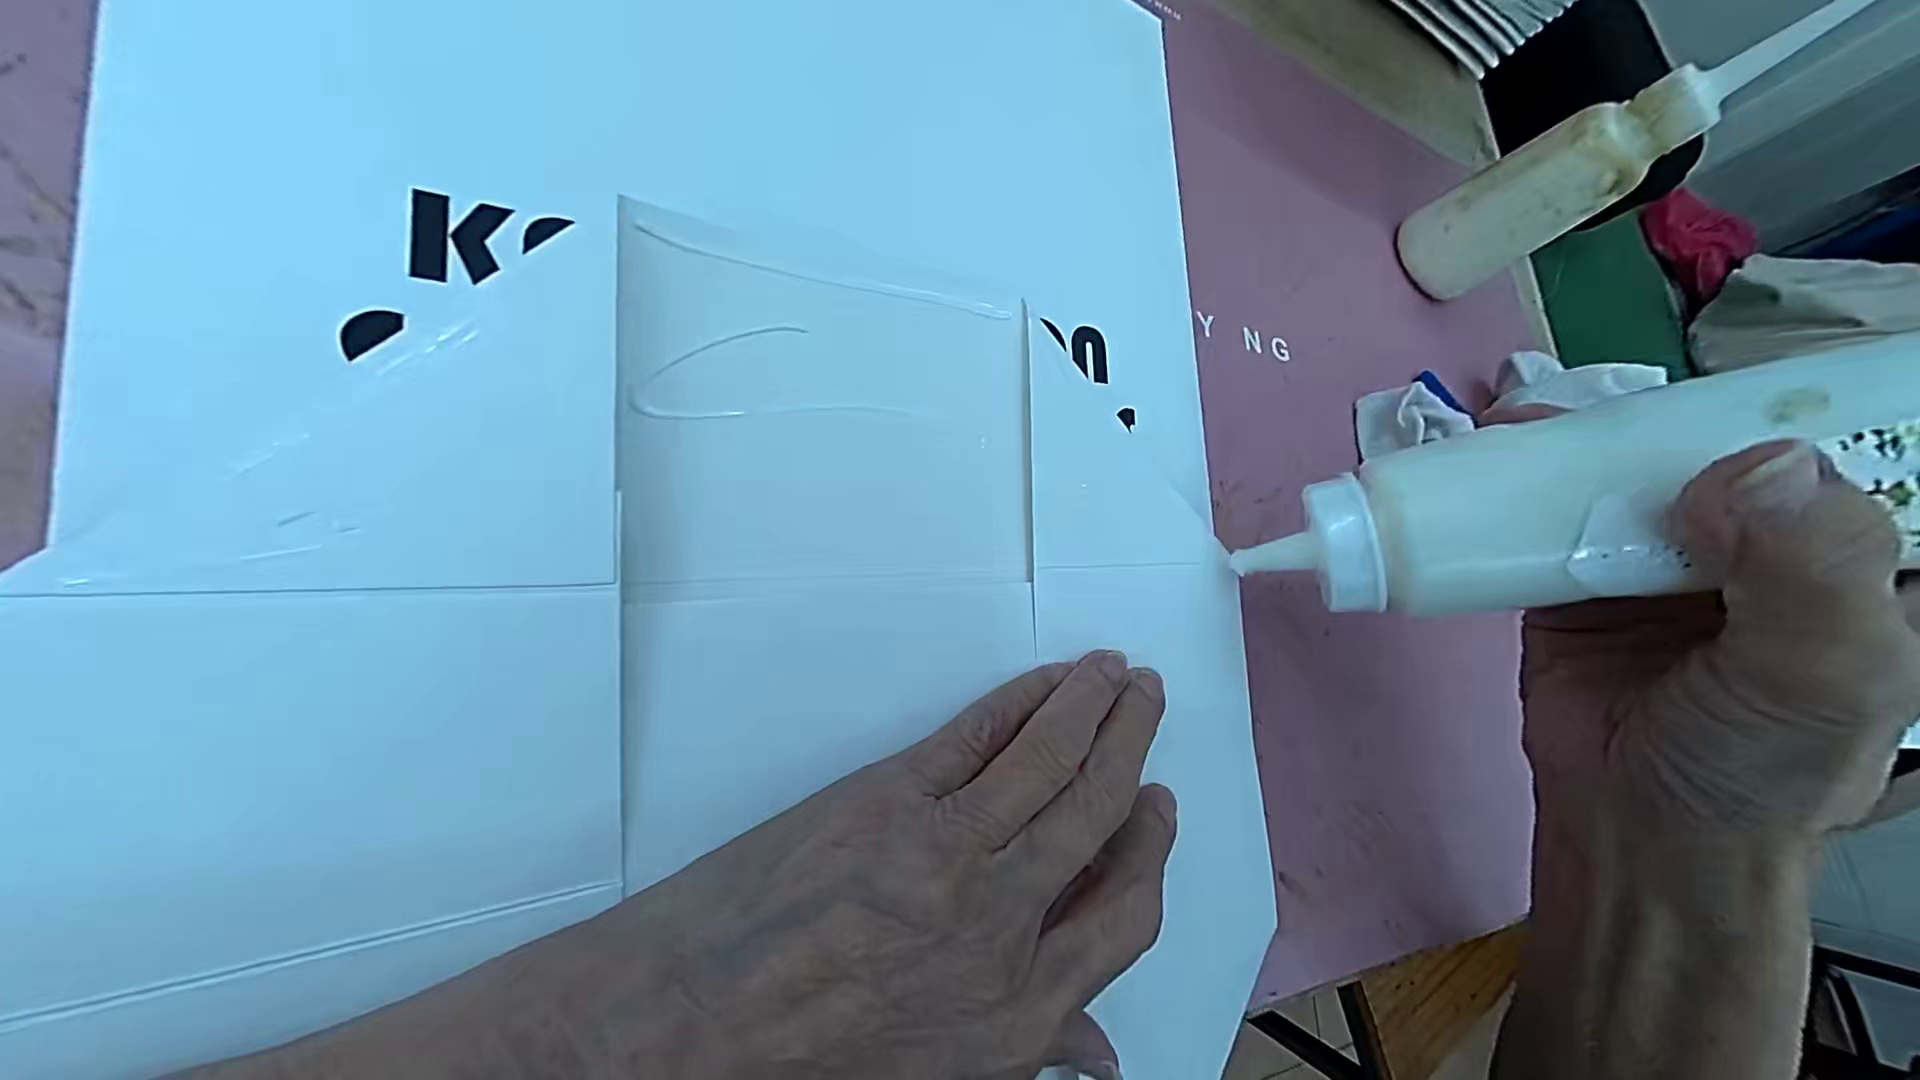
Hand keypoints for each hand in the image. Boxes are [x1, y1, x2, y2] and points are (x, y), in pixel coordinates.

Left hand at [571, 652, 1175, 1079]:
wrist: (689, 1026)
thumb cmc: (812, 1057)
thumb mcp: (939, 1072)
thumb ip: (1034, 1048)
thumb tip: (1103, 1051)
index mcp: (1021, 1011)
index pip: (1128, 911)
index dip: (1151, 846)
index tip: (1157, 799)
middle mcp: (1002, 925)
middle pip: (1097, 812)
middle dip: (1133, 743)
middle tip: (1149, 698)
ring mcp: (950, 852)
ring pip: (1050, 760)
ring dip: (1092, 703)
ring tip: (1117, 670)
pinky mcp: (895, 797)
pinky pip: (982, 734)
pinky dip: (1025, 698)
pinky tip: (1049, 678)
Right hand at [1520, 440, 1919, 838]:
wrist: (1628, 818)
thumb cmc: (1752, 762)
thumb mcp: (1819, 677)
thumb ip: (1810, 573)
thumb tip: (1752, 460)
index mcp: (1847, 564)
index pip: (1837, 465)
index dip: (1792, 415)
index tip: (1728, 390)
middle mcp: (1751, 554)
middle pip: (1705, 463)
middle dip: (1653, 427)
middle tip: (1590, 408)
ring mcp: (1650, 567)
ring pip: (1618, 488)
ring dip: (1570, 455)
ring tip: (1521, 425)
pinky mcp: (1569, 585)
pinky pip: (1545, 530)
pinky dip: (1515, 501)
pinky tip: (1490, 475)